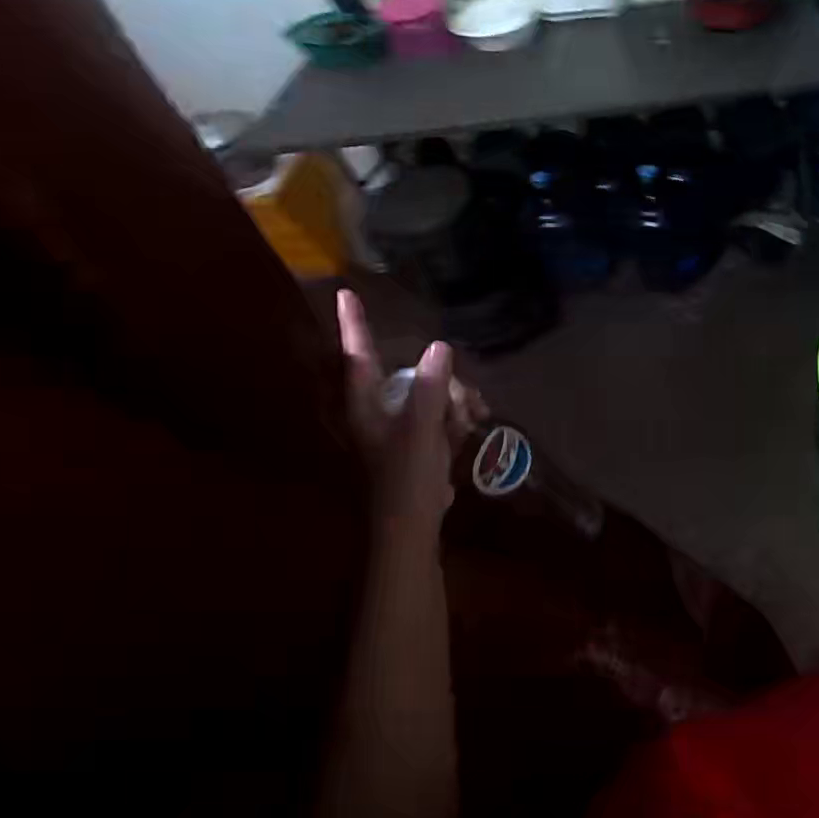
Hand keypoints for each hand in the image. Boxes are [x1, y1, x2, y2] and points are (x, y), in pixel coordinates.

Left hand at [336, 290, 457, 534]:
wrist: (414, 524)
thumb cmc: (407, 477)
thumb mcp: (422, 429)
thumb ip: (430, 387)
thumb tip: (439, 348)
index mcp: (367, 404)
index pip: (359, 354)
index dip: (354, 324)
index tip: (346, 293)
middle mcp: (381, 408)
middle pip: (414, 373)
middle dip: (445, 383)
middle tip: (464, 403)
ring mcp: (401, 424)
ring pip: (434, 391)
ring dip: (456, 402)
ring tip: (470, 422)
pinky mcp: (420, 438)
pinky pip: (442, 411)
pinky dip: (458, 415)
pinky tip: (472, 425)